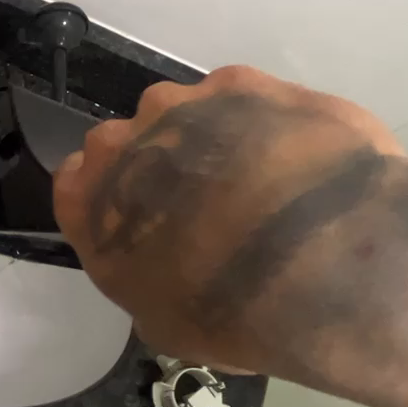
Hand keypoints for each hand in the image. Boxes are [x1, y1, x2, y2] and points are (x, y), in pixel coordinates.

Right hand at [52, 65, 406, 369]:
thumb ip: (141, 277)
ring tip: (268, 187)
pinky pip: (251, 103)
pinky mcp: (255, 84)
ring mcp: (189, 100)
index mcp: (87, 195)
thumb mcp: (159, 322)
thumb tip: (165, 271)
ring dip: (217, 142)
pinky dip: (270, 129)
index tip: (145, 222)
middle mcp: (126, 136)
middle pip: (135, 142)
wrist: (329, 271)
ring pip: (192, 115)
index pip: (78, 184)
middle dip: (165, 166)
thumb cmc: (225, 312)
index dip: (114, 201)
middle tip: (210, 207)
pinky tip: (306, 168)